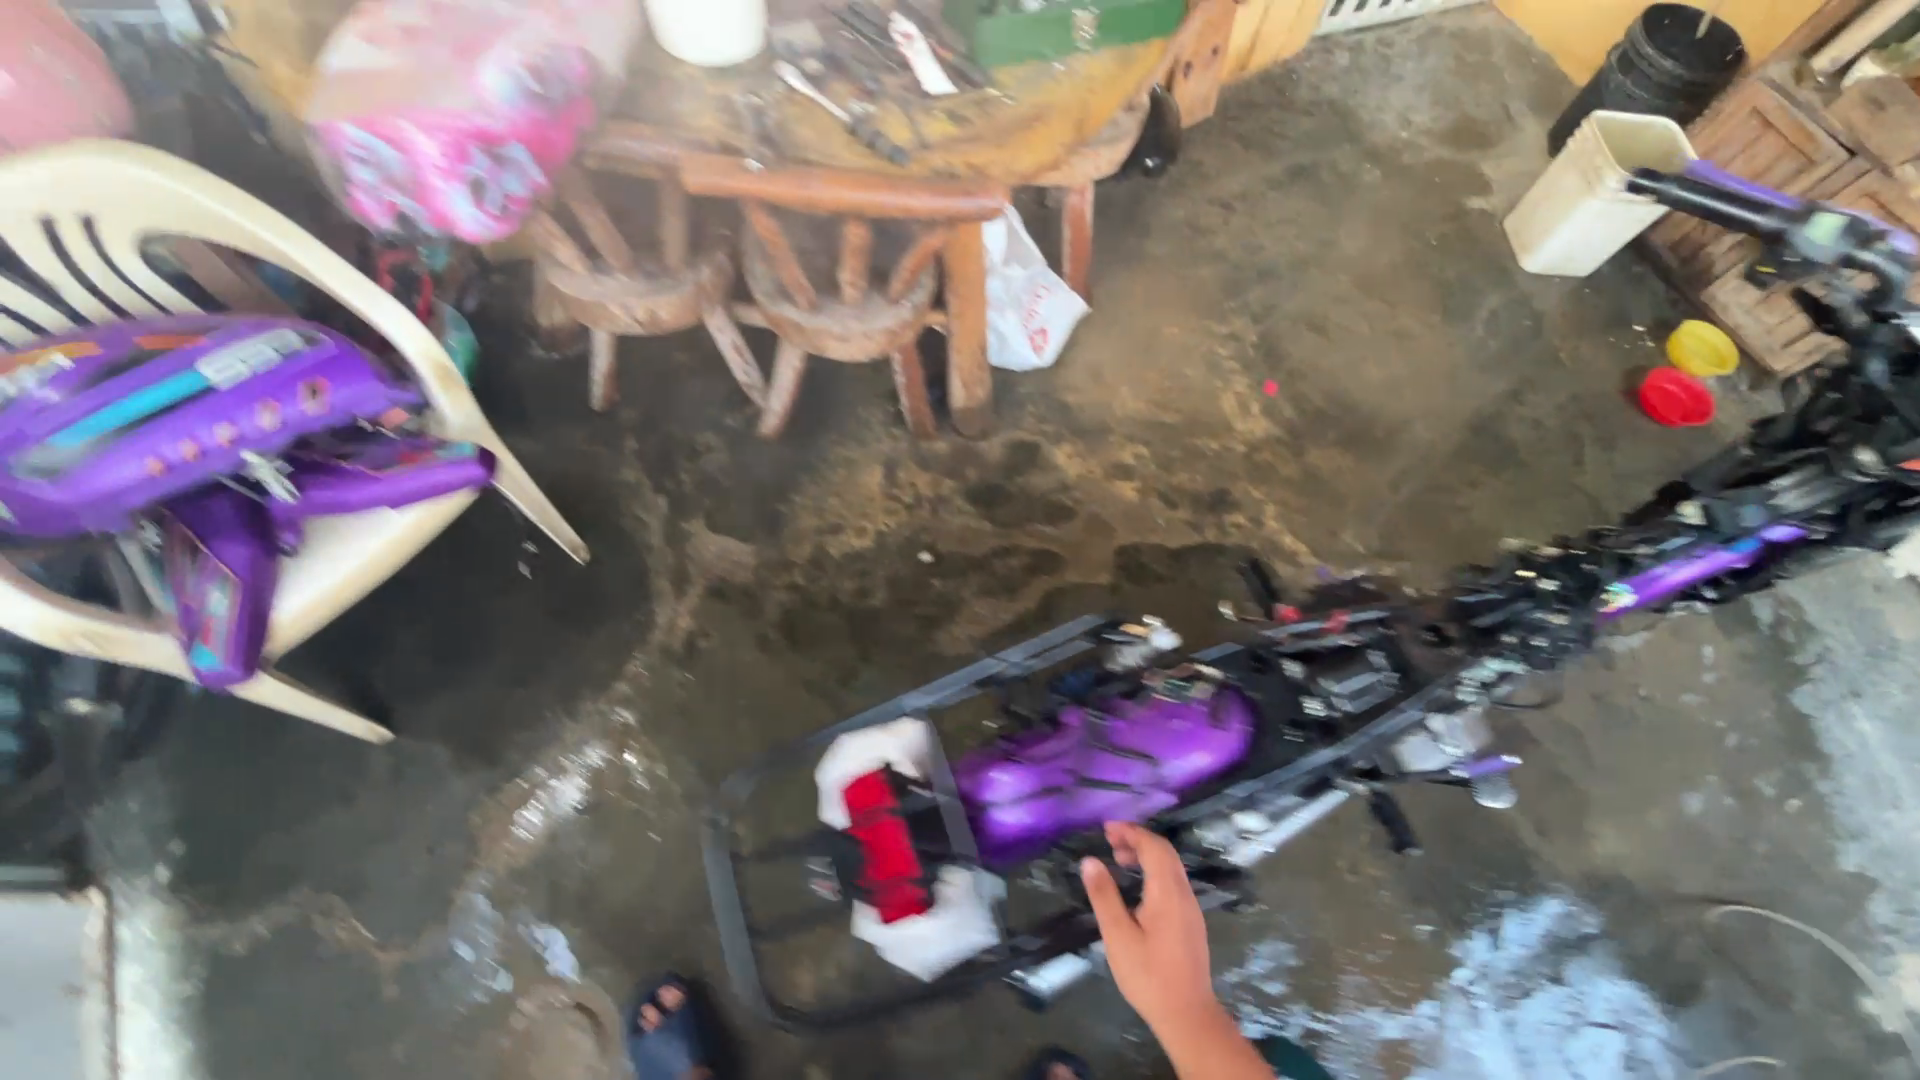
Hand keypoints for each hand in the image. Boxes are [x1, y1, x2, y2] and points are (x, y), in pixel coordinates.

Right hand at [1080, 821, 1221, 1034]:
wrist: (1187, 1015)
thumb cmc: (1148, 975)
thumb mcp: (1117, 936)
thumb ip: (1104, 895)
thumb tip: (1090, 861)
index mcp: (1167, 892)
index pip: (1153, 847)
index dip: (1131, 832)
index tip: (1107, 829)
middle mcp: (1184, 894)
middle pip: (1165, 852)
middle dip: (1138, 839)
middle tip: (1110, 840)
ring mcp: (1191, 908)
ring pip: (1171, 867)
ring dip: (1146, 855)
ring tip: (1119, 859)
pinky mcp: (1191, 922)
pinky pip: (1173, 882)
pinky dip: (1154, 871)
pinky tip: (1137, 887)